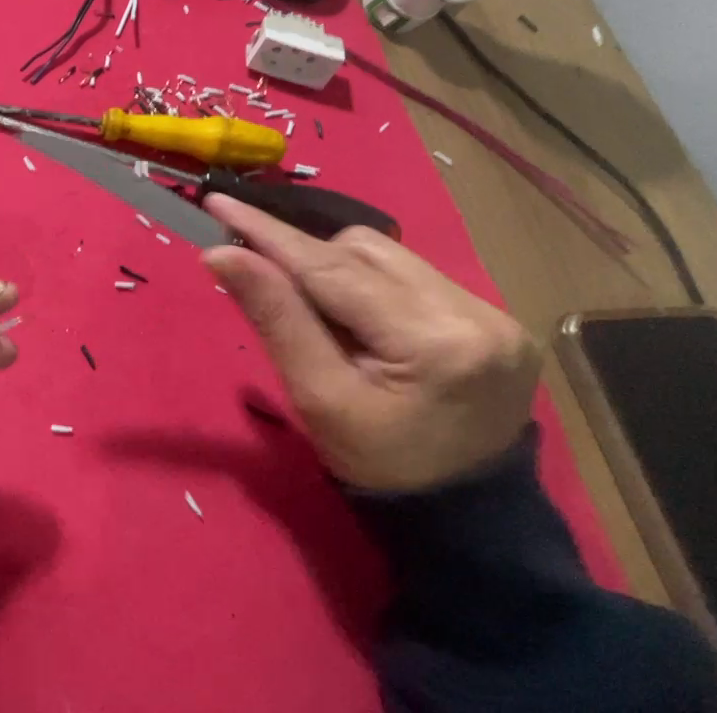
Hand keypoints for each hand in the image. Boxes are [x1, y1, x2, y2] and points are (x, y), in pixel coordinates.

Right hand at [201, 195, 538, 491]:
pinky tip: (361, 324)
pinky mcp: (497, 318)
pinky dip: (371, 288)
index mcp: (435, 340)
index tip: (219, 202)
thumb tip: (221, 253)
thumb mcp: (316, 394)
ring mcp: (495, 312)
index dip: (270, 235)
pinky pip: (413, 276)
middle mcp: (477, 311)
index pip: (334, 269)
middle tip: (265, 283)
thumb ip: (274, 316)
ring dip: (339, 272)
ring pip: (388, 256)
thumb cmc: (375, 462)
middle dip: (307, 261)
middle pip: (364, 251)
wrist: (459, 514)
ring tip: (323, 319)